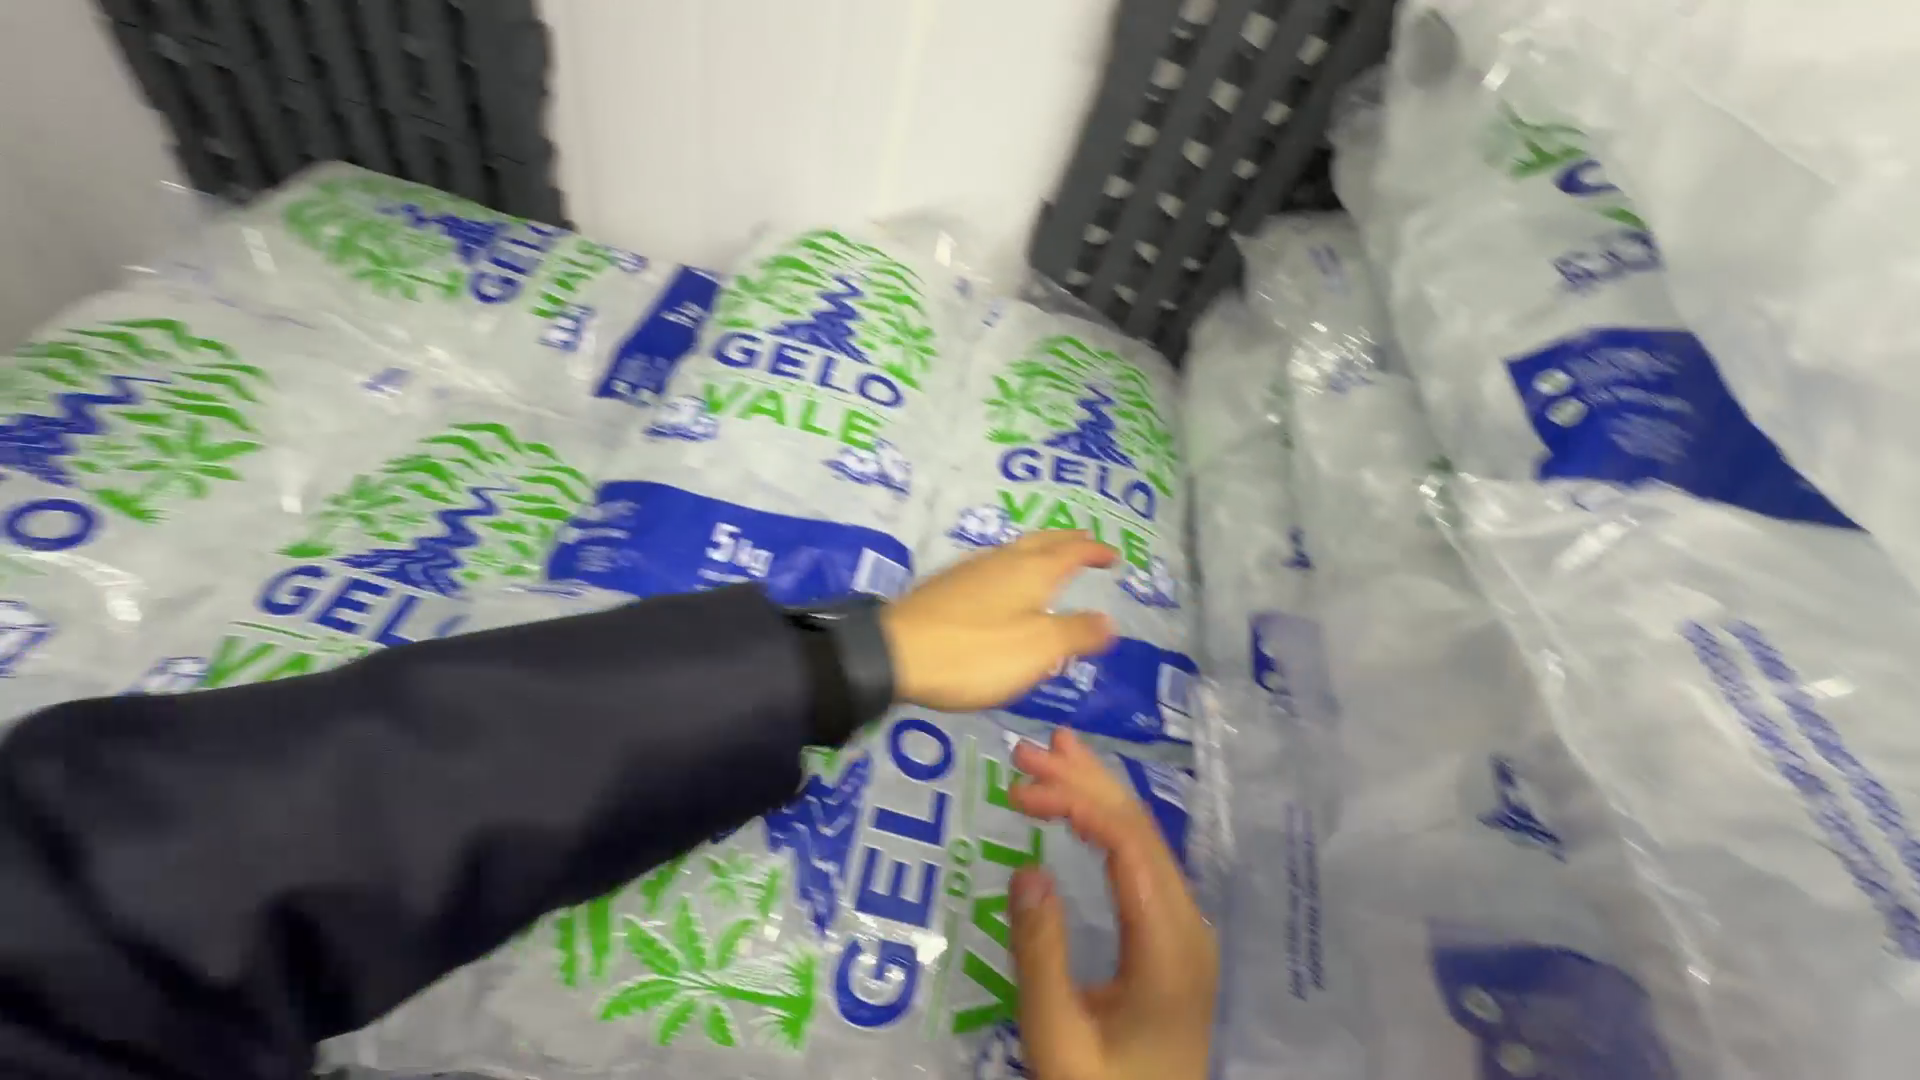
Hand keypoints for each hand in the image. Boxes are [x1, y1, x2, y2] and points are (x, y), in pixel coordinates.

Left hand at [882, 531, 1118, 710]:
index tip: (1113, 555)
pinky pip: (994, 568)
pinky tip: (1004, 588)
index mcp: (1032, 571)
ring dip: (1039, 552)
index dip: (1095, 551)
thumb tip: (1109, 621)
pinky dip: (1014, 569)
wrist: (896, 654)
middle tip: (1086, 542)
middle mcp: (1002, 561)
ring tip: (1051, 563)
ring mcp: (970, 571)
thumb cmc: (977, 651)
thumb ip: (1077, 633)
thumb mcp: (1039, 648)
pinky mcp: (947, 588)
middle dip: (1068, 541)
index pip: (1072, 551)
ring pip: (1015, 552)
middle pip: (1042, 542)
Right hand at [1006, 730, 1217, 1079]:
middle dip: (1081, 780)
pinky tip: (1083, 801)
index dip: (1073, 801)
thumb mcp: (1057, 1037)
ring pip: (1142, 837)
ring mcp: (1185, 925)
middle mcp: (1188, 921)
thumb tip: (1026, 867)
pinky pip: (1141, 860)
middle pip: (1137, 827)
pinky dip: (1106, 820)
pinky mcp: (1172, 933)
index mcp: (1169, 945)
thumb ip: (1042, 954)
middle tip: (1024, 751)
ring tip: (1054, 748)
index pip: (1126, 843)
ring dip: (1094, 790)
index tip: (1017, 790)